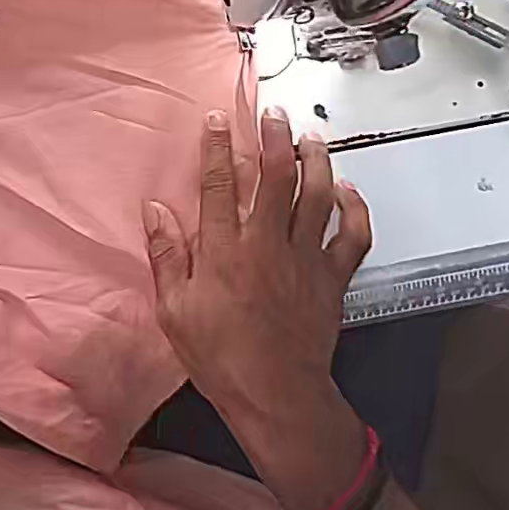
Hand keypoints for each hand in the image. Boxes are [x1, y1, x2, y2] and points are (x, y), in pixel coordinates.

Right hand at [142, 107, 373, 509]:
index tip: (218, 120)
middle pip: (276, 177)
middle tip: (275, 113)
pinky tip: (347, 190)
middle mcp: (266, 244)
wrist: (275, 396)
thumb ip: (166, 256)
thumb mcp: (175, 310)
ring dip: (316, 161)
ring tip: (312, 137)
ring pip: (316, 196)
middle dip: (275, 138)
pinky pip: (351, 236)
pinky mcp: (331, 278)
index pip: (219, 185)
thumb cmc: (220, 356)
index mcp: (224, 250)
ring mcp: (304, 259)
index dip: (217, 148)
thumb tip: (155, 211)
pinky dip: (353, 210)